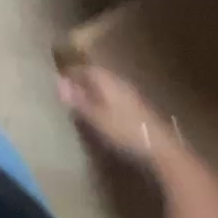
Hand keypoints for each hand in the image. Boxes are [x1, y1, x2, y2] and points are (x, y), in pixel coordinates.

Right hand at [56, 64, 177, 166]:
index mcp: (106, 80)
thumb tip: (56, 81)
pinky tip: (104, 112)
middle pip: (96, 75)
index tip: (59, 80)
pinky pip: (116, 96)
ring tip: (84, 101)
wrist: (162, 149)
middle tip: (69, 90)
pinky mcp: (139, 107)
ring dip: (95, 90)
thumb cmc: (124, 130)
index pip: (84, 69)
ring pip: (107, 86)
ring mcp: (131, 94)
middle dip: (83, 80)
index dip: (70, 73)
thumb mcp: (95, 117)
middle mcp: (119, 81)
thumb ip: (76, 99)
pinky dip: (105, 99)